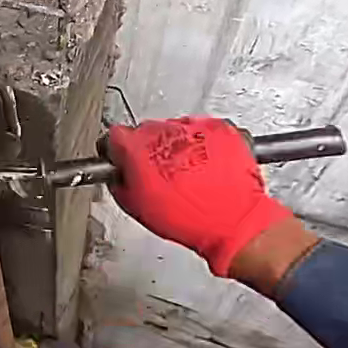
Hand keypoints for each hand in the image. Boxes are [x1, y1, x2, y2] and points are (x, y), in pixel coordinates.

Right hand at [103, 117, 299, 278]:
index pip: (114, 136)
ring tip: (189, 173)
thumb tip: (117, 174)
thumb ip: (120, 183)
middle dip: (150, 149)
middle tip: (160, 173)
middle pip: (146, 132)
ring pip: (174, 130)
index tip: (122, 159)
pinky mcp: (218, 127)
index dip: (116, 150)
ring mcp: (191, 126)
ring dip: (177, 145)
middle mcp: (162, 130)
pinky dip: (203, 143)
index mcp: (136, 146)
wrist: (233, 221)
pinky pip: (203, 130)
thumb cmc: (187, 218)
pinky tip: (206, 165)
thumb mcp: (136, 206)